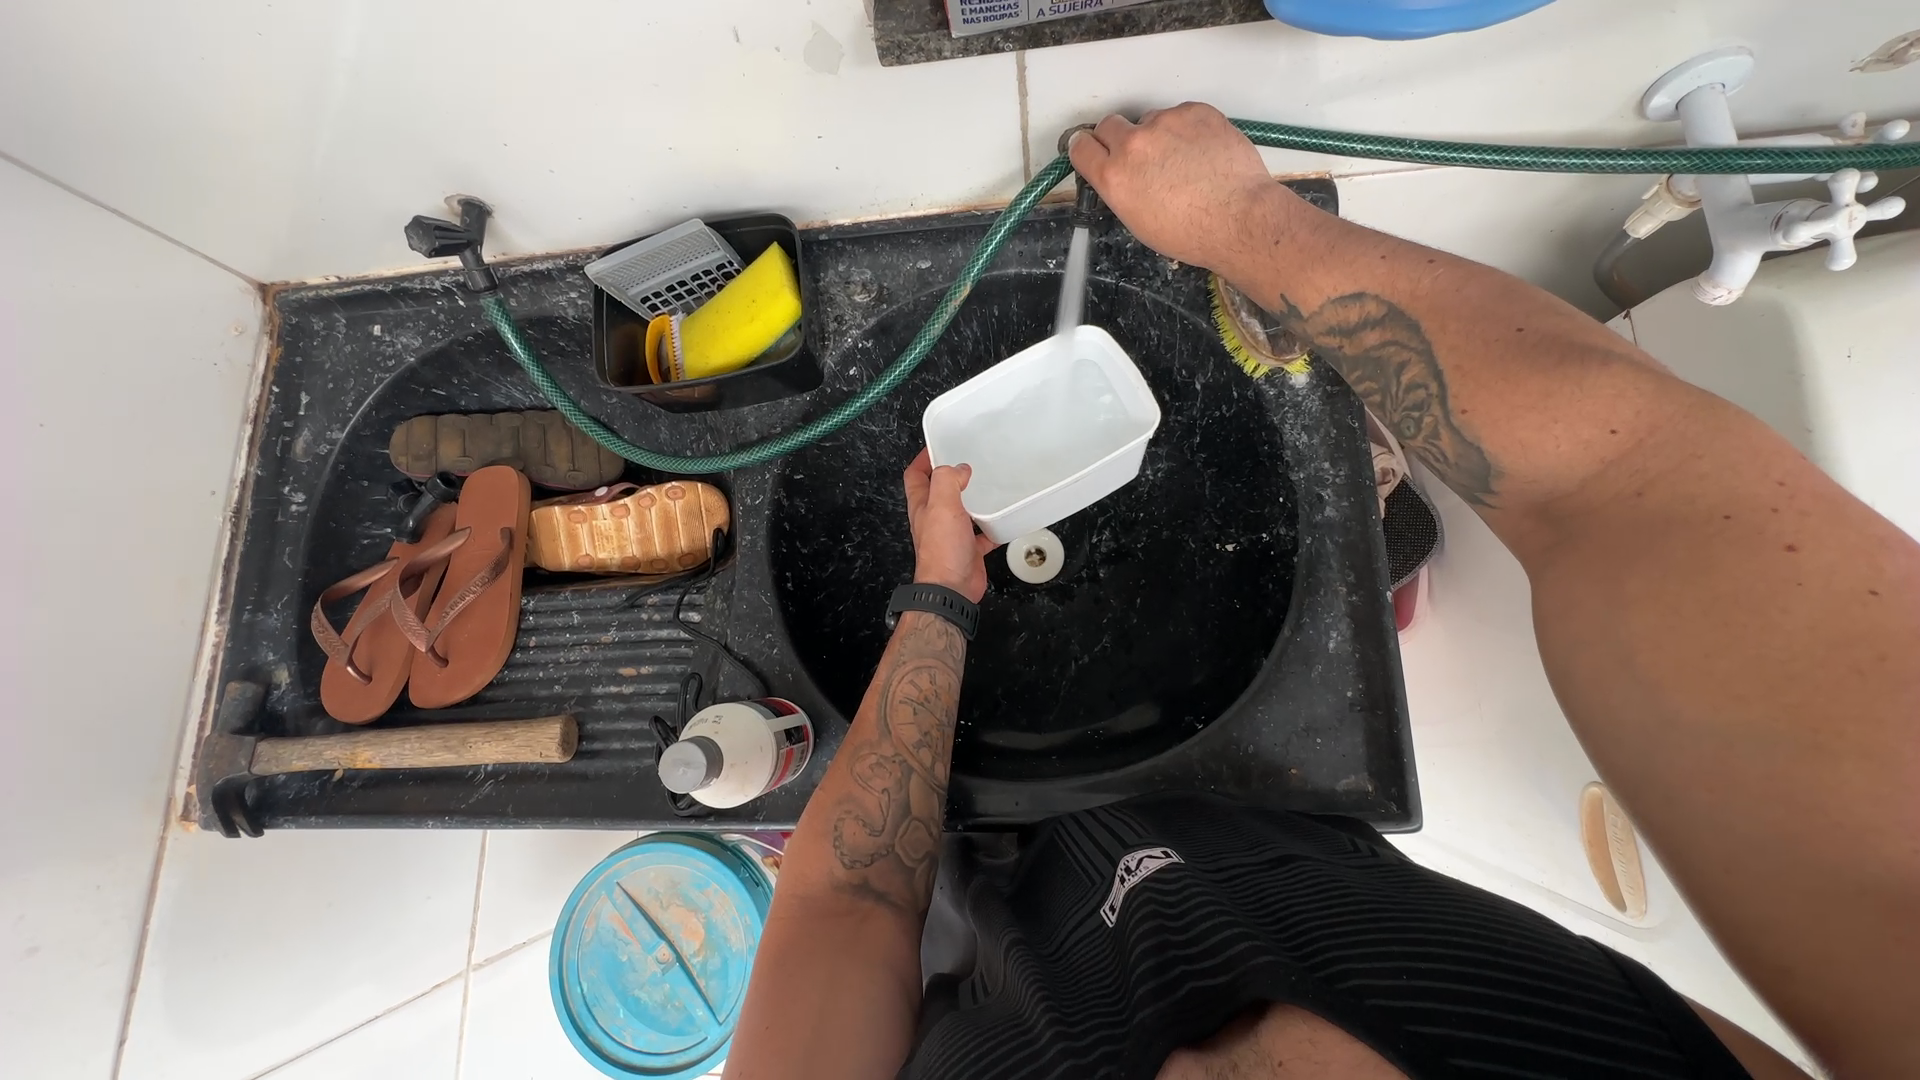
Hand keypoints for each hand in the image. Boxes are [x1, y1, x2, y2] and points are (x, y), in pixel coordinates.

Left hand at [903, 448, 995, 603]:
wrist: (952, 588)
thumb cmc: (942, 549)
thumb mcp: (942, 505)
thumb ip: (948, 480)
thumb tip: (960, 469)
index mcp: (922, 505)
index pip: (915, 475)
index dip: (924, 459)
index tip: (939, 446)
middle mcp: (934, 518)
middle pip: (940, 491)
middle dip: (952, 476)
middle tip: (970, 462)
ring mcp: (951, 534)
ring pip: (962, 511)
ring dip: (974, 499)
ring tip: (990, 485)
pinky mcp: (968, 549)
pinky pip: (982, 534)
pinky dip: (993, 527)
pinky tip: (1005, 520)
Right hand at [1068, 103, 1286, 276]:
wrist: (1237, 218)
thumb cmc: (1190, 232)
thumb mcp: (1138, 221)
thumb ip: (1120, 190)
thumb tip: (1122, 175)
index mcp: (1114, 176)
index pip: (1081, 147)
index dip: (1085, 149)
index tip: (1091, 150)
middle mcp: (1133, 144)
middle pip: (1109, 124)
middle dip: (1117, 138)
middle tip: (1136, 157)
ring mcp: (1165, 122)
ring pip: (1149, 120)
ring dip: (1157, 135)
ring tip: (1180, 162)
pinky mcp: (1195, 111)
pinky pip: (1180, 115)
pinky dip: (1185, 130)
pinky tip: (1199, 153)